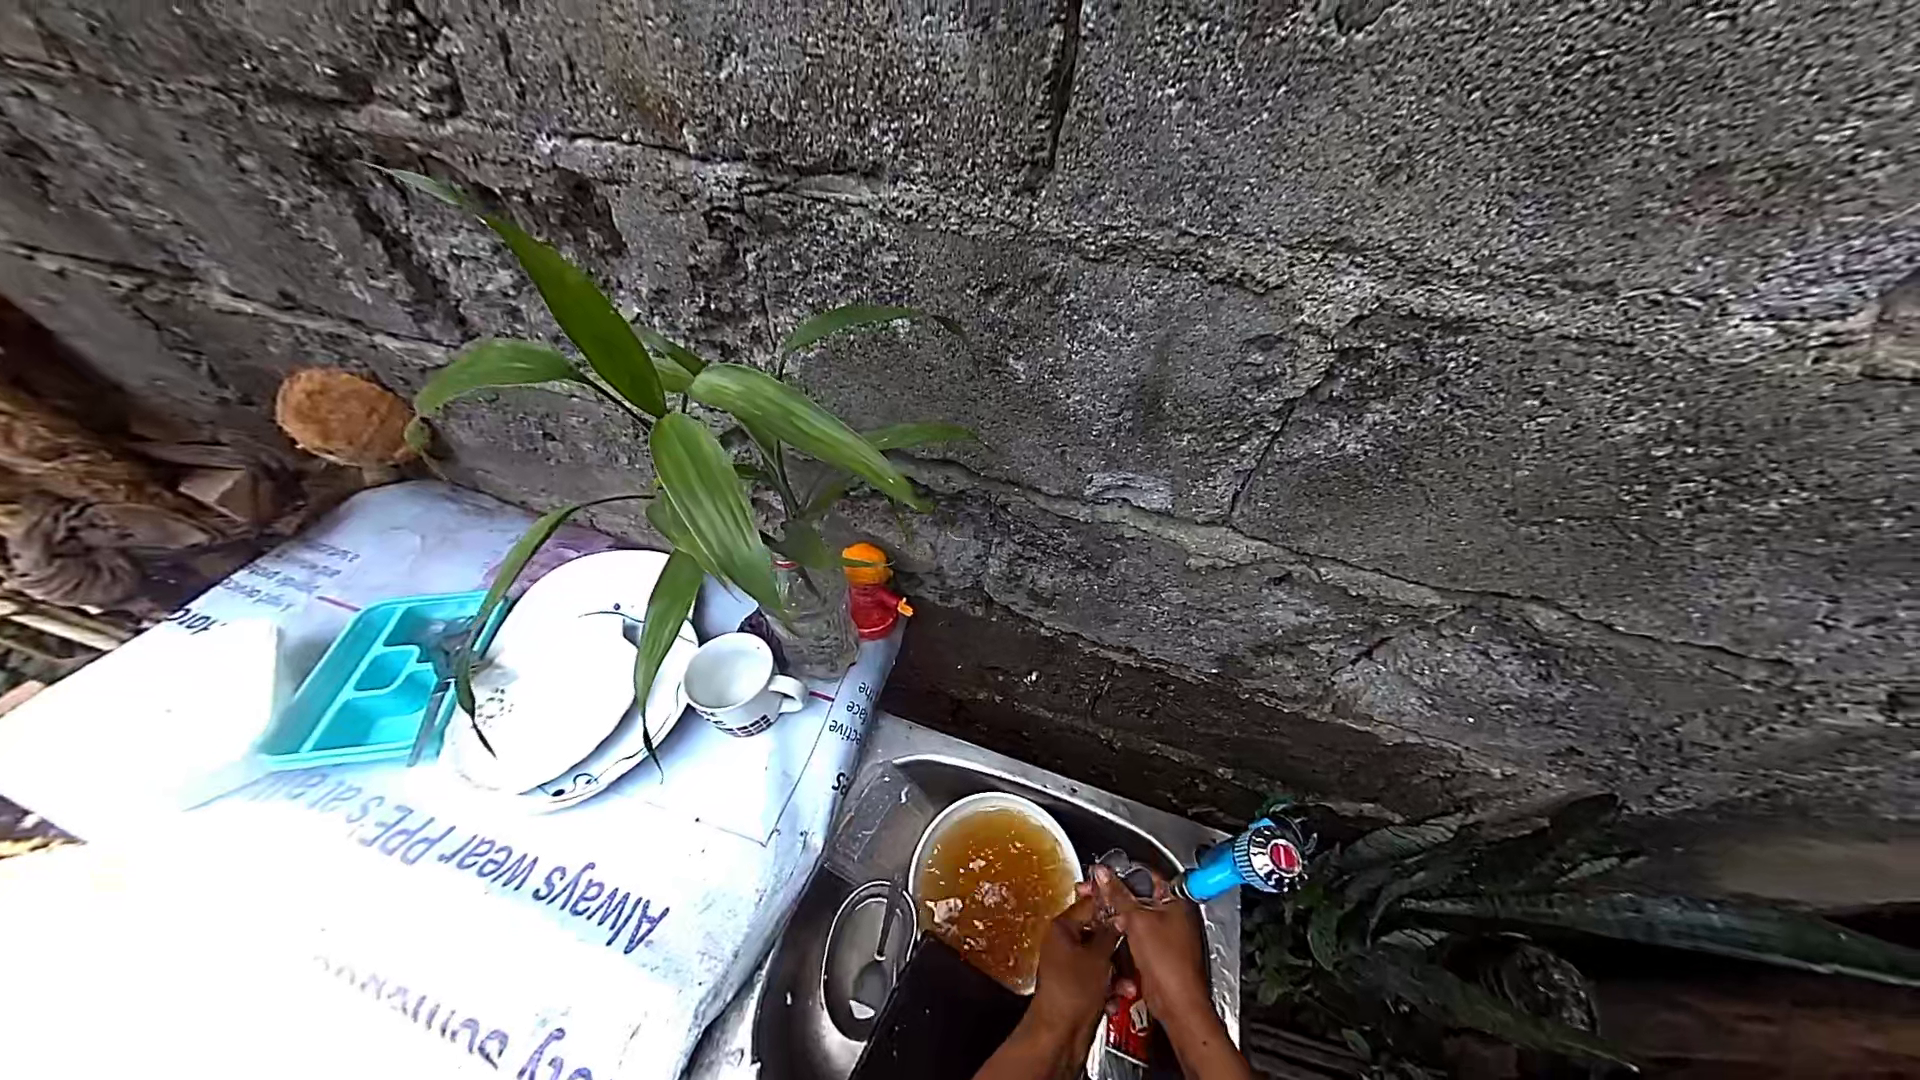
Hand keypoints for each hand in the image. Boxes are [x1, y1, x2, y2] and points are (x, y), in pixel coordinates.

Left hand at [1028, 893, 1121, 1032]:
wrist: (1060, 1034)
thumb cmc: (1072, 991)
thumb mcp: (1098, 957)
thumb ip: (1110, 934)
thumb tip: (1118, 919)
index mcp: (1062, 928)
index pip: (1088, 906)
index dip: (1108, 908)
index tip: (1127, 910)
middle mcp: (1063, 943)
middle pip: (1096, 935)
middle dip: (1116, 949)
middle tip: (1131, 953)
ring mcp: (1069, 966)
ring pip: (1100, 961)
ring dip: (1116, 973)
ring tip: (1125, 986)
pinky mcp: (1076, 987)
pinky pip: (1098, 980)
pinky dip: (1108, 989)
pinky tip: (1114, 999)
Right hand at [1087, 865, 1253, 1079]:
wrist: (1174, 1004)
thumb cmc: (1168, 963)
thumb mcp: (1137, 920)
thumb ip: (1118, 894)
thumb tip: (1103, 874)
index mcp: (1174, 900)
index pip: (1146, 874)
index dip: (1122, 871)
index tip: (1102, 873)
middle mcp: (1170, 914)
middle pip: (1137, 894)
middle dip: (1114, 893)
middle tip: (1092, 891)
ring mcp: (1162, 933)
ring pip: (1133, 914)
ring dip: (1114, 912)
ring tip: (1094, 909)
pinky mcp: (1154, 950)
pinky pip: (1133, 932)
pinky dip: (1119, 929)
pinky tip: (1105, 929)